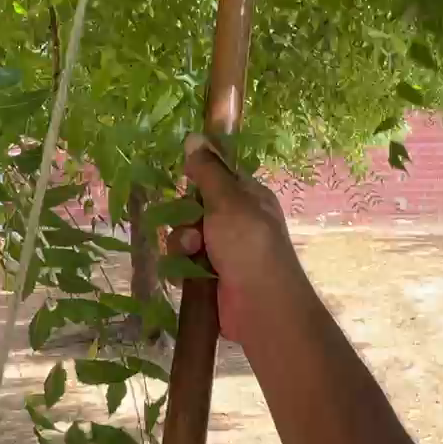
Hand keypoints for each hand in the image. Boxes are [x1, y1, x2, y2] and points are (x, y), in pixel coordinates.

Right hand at [166, 133, 308, 342]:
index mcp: (248, 198)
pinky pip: (183, 263)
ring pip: (184, 236)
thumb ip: (208, 171)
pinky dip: (181, 268)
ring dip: (181, 243)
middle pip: (193, 207)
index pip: (217, 177)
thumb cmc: (249, 245)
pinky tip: (186, 276)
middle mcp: (236, 222)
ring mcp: (223, 251)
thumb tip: (195, 137)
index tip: (184, 178)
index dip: (199, 178)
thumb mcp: (228, 201)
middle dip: (185, 217)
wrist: (260, 306)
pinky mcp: (210, 277)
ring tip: (193, 253)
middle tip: (195, 229)